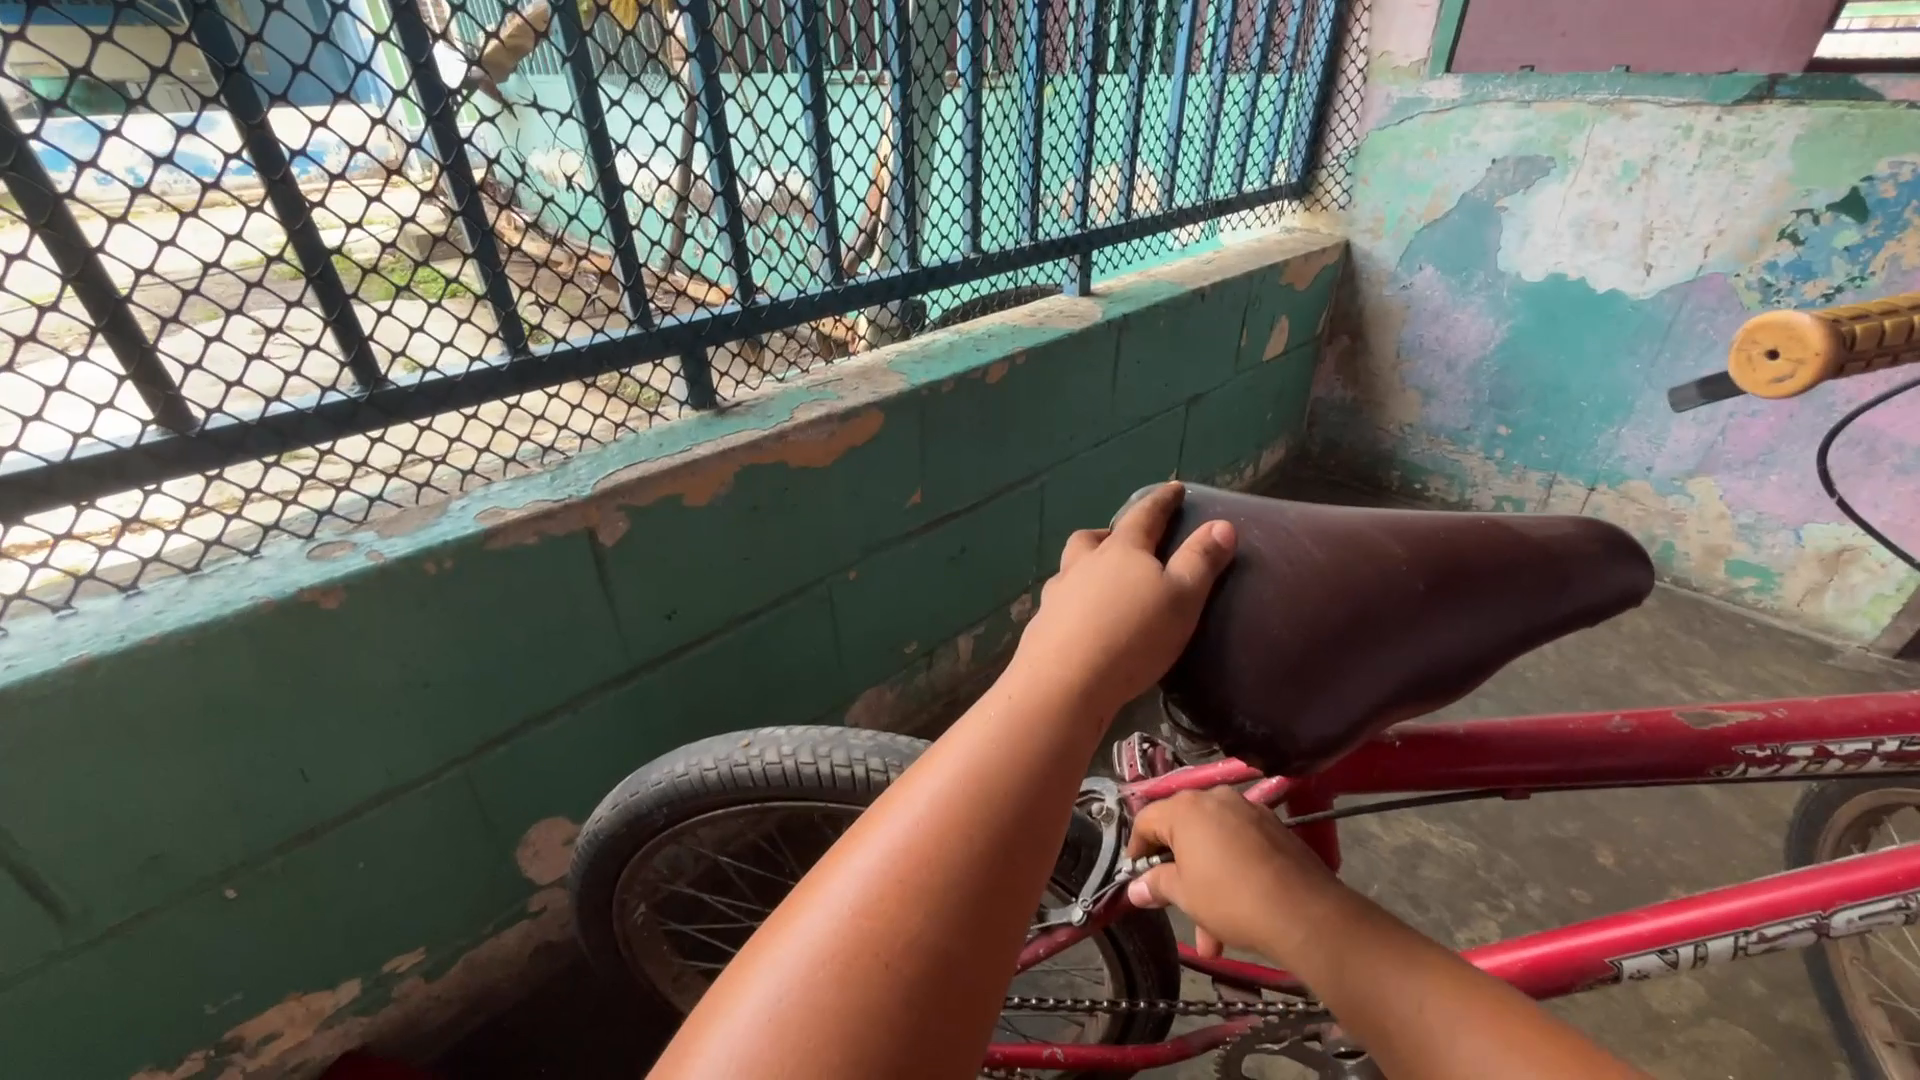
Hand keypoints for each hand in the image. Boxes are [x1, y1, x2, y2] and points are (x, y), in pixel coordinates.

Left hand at [1011, 483, 1235, 720]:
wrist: (1063, 682)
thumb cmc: (1132, 635)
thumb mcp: (1182, 598)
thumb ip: (1201, 561)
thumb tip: (1221, 524)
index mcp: (1121, 551)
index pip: (1144, 515)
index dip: (1162, 501)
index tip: (1175, 488)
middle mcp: (1082, 565)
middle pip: (1092, 538)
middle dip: (1111, 533)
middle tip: (1127, 542)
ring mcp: (1057, 595)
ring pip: (1070, 568)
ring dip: (1087, 567)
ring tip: (1103, 582)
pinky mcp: (1042, 626)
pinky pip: (1060, 603)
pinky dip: (1073, 603)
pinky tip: (1081, 621)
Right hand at [1125, 787, 1350, 963]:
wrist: (1304, 912)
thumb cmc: (1230, 898)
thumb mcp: (1184, 895)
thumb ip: (1156, 885)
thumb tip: (1135, 888)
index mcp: (1185, 808)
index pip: (1146, 820)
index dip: (1137, 850)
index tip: (1138, 877)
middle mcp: (1215, 798)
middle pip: (1182, 830)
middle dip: (1177, 872)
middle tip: (1174, 904)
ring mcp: (1247, 810)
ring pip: (1213, 844)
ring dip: (1206, 881)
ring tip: (1212, 934)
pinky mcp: (1273, 826)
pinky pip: (1239, 845)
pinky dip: (1231, 871)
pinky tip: (1238, 911)